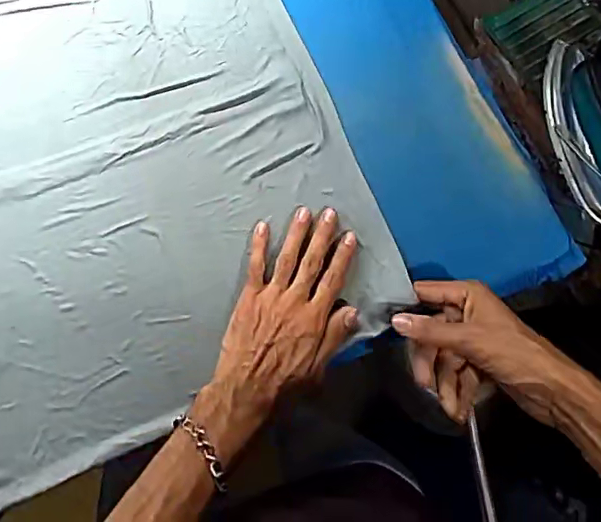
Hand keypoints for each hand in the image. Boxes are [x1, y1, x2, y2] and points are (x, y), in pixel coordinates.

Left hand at [192, 207, 360, 461]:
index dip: (342, 257)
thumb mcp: (318, 368)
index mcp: (314, 318)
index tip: (349, 237)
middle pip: (312, 262)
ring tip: (303, 212)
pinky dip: (258, 245)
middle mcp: (295, 301)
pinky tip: (262, 226)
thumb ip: (335, 336)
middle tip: (329, 213)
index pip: (332, 280)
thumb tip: (353, 310)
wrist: (246, 388)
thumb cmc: (284, 384)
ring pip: (287, 258)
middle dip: (322, 236)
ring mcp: (271, 295)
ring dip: (296, 233)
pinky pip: (255, 265)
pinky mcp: (249, 296)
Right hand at [393, 279, 596, 426]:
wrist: (555, 393)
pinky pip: (457, 373)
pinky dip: (456, 392)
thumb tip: (395, 320)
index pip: (426, 294)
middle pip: (432, 332)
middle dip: (429, 362)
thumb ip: (431, 332)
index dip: (408, 308)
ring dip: (444, 384)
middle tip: (424, 385)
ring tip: (449, 409)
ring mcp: (472, 338)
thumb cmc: (514, 353)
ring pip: (443, 357)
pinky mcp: (479, 362)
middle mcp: (466, 312)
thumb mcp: (470, 341)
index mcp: (466, 294)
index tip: (387, 324)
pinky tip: (459, 411)